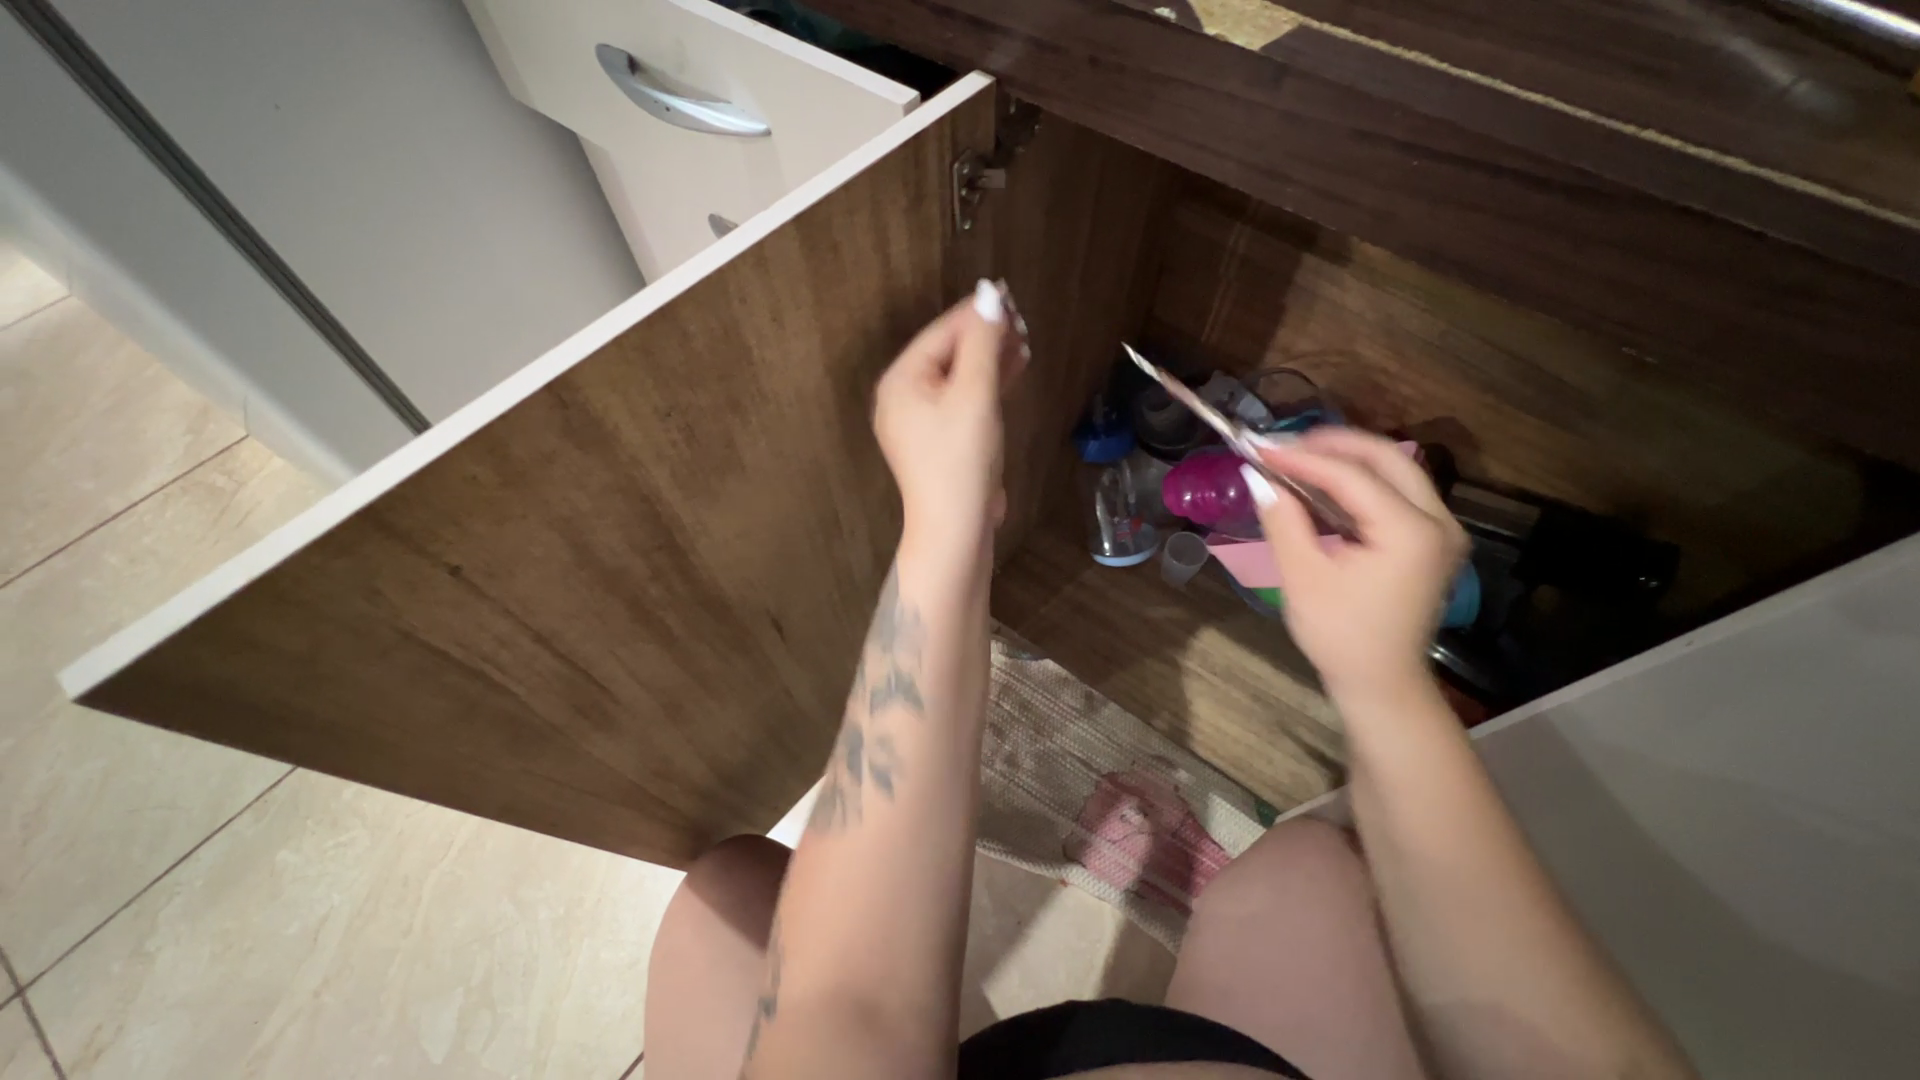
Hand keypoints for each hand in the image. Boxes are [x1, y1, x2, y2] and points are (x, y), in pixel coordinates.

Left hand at [872, 279, 1028, 559]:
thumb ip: (983, 342)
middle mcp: (903, 396)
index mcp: (901, 380)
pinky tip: (1013, 372)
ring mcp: (920, 420)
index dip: (978, 313)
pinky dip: (986, 386)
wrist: (955, 527)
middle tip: (1023, 322)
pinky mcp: (940, 439)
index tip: (1012, 296)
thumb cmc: (962, 458)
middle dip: (985, 336)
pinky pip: (962, 400)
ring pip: (958, 376)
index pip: (943, 332)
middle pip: (948, 352)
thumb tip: (990, 294)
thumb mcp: (975, 394)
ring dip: (990, 359)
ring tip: (1024, 342)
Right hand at [1241, 428, 1467, 703]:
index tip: (1260, 448)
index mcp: (1410, 531)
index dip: (1302, 457)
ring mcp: (1441, 529)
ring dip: (1348, 460)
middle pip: (1386, 458)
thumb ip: (1283, 519)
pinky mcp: (1432, 540)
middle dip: (1332, 445)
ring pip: (1396, 471)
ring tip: (1299, 458)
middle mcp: (1438, 521)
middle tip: (1284, 444)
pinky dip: (1361, 481)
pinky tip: (1325, 484)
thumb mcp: (1303, 576)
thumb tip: (1257, 476)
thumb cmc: (1339, 634)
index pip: (1352, 475)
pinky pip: (1398, 493)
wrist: (1381, 682)